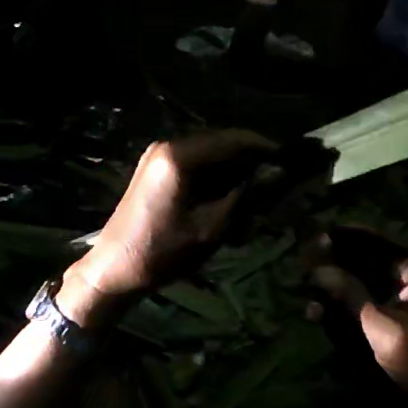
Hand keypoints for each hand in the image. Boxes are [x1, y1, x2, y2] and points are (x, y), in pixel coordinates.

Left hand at [61, 129, 277, 325]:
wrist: (115, 268)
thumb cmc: (163, 251)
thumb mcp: (211, 227)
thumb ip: (246, 195)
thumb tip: (278, 172)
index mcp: (180, 155)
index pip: (234, 139)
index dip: (266, 149)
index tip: (292, 162)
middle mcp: (169, 145)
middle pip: (223, 143)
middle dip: (251, 162)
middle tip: (276, 186)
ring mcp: (159, 155)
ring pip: (211, 154)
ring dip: (234, 173)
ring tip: (254, 200)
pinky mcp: (156, 168)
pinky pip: (196, 164)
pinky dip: (215, 179)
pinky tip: (229, 202)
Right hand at [306, 233, 407, 407]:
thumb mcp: (386, 326)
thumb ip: (353, 295)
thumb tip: (319, 269)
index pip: (375, 242)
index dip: (346, 237)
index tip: (317, 236)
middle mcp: (400, 283)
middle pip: (359, 261)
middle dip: (330, 261)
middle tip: (302, 262)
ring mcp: (389, 304)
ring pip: (351, 283)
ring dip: (327, 285)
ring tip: (305, 287)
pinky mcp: (379, 324)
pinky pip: (350, 306)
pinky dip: (332, 307)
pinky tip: (314, 312)